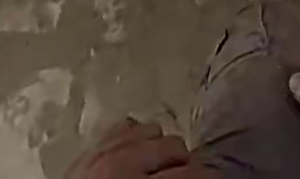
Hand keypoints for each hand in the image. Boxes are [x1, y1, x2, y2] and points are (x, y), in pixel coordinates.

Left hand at [66, 119, 217, 178]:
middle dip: (184, 166)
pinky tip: (136, 157)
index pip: (189, 174)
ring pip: (154, 129)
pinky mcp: (92, 142)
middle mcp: (122, 161)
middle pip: (176, 147)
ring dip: (160, 150)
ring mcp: (104, 147)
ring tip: (158, 170)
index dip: (208, 177)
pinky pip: (127, 126)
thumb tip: (202, 177)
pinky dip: (135, 139)